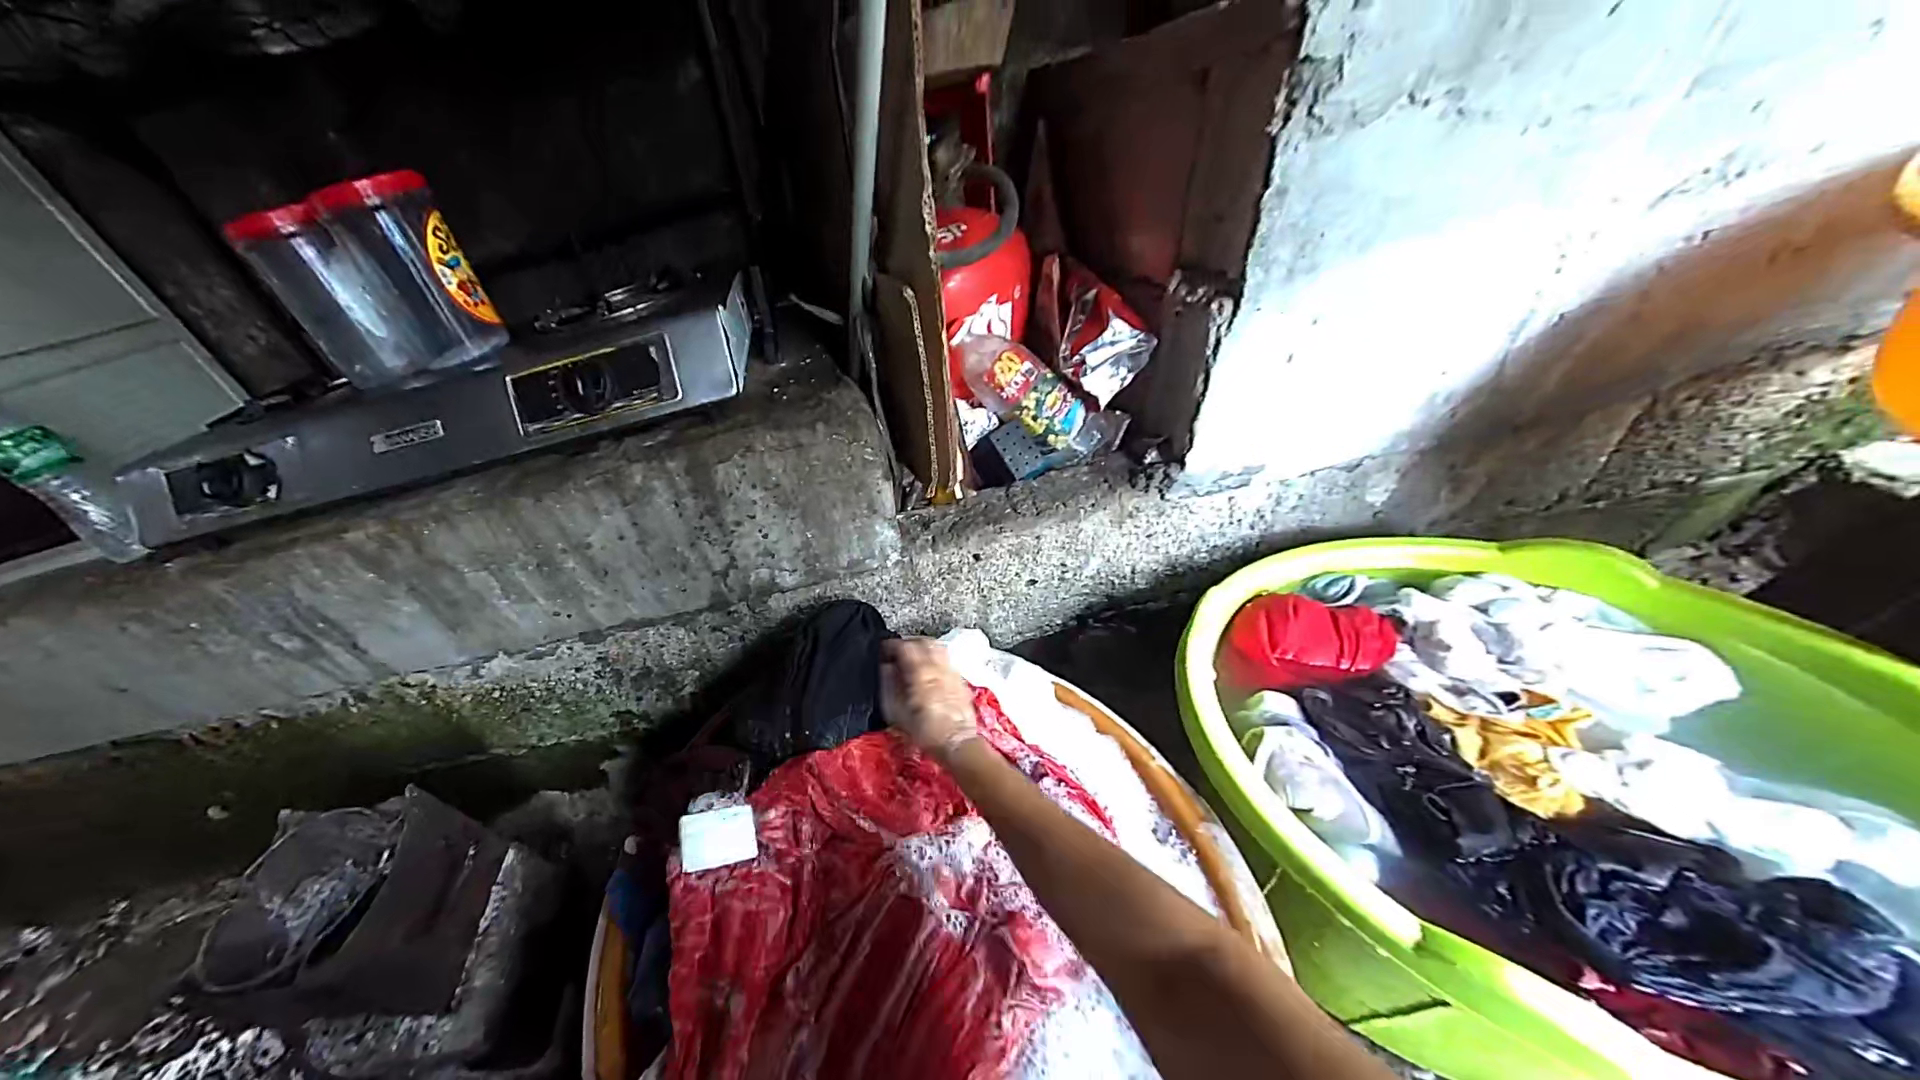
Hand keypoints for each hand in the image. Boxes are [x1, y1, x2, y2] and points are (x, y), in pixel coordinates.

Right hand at [880, 638, 979, 757]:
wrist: (957, 743)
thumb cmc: (927, 732)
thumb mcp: (898, 713)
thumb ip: (889, 686)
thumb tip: (886, 669)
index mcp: (920, 673)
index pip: (904, 647)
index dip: (891, 645)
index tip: (884, 649)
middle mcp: (938, 668)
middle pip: (923, 642)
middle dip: (909, 642)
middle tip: (899, 650)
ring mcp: (952, 673)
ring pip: (938, 647)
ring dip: (924, 646)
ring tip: (915, 655)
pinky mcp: (961, 680)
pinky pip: (948, 660)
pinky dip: (937, 658)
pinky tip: (932, 669)